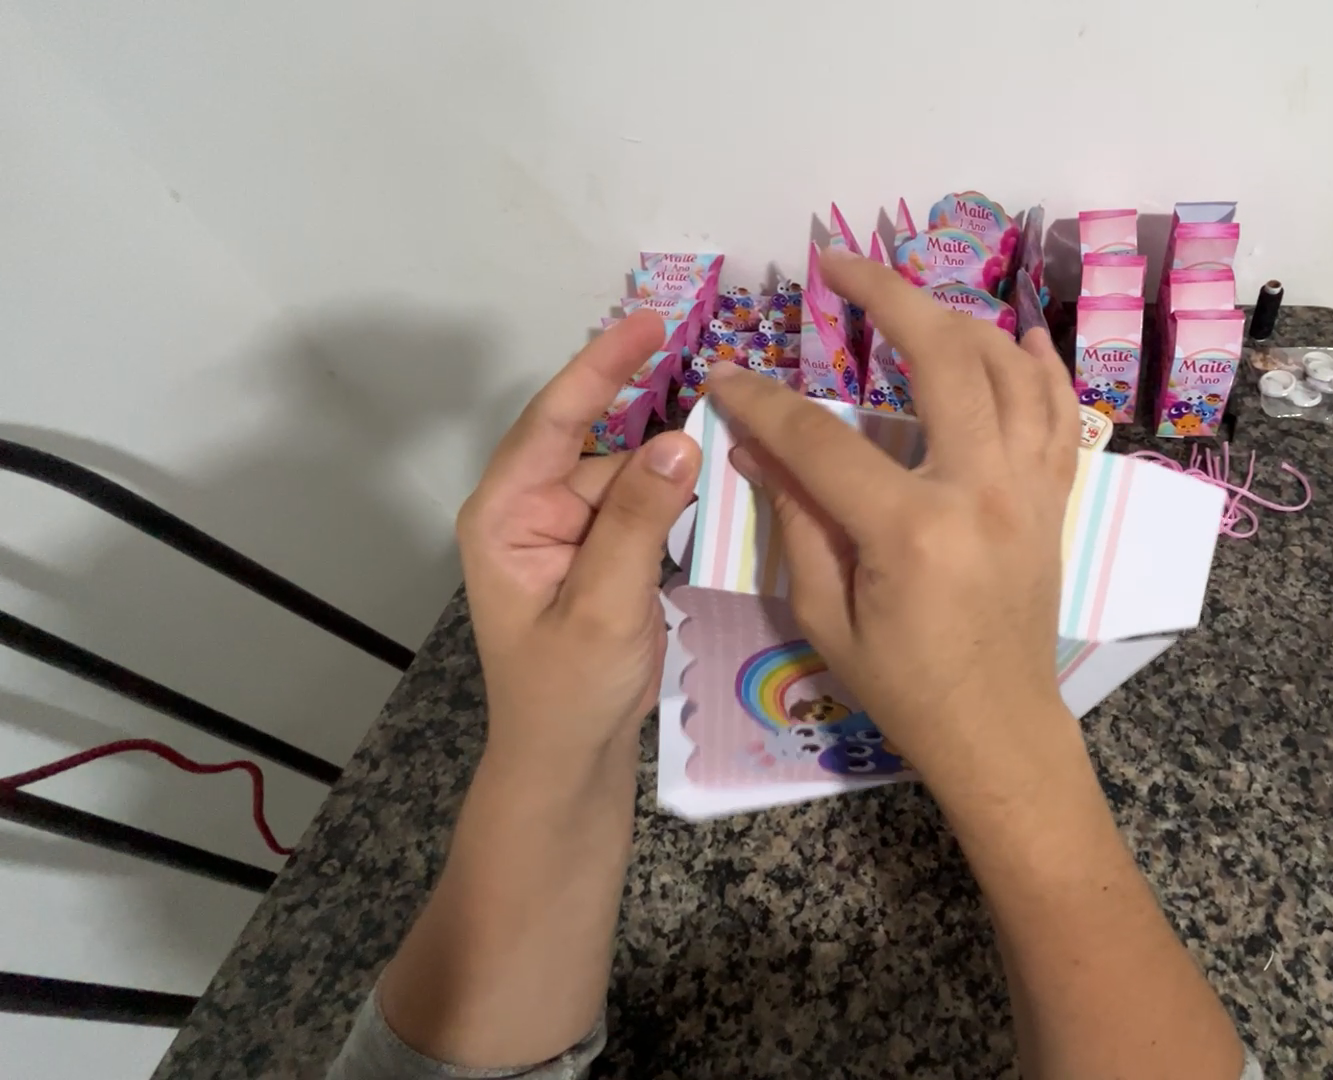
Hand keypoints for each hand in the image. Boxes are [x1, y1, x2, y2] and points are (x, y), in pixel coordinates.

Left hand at [455, 313, 700, 760]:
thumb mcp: (603, 603)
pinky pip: (645, 508)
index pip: (553, 421)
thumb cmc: (569, 688)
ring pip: (632, 478)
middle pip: (603, 448)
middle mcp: (536, 511)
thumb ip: (637, 519)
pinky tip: (713, 492)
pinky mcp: (605, 553)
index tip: (651, 322)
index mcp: (508, 515)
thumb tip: (682, 438)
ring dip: (675, 470)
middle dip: (657, 428)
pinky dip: (678, 500)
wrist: (572, 754)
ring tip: (732, 455)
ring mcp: (573, 533)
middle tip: (726, 403)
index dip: (601, 368)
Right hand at [705, 250, 1081, 794]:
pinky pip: (1059, 414)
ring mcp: (1030, 489)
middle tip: (841, 265)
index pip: (821, 439)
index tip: (724, 378)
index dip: (762, 402)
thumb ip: (796, 520)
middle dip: (886, 296)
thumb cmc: (905, 689)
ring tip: (913, 303)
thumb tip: (754, 446)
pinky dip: (1042, 366)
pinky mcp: (1053, 500)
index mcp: (912, 530)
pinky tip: (1019, 336)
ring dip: (960, 320)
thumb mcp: (827, 617)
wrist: (998, 728)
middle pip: (942, 358)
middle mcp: (983, 490)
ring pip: (1010, 369)